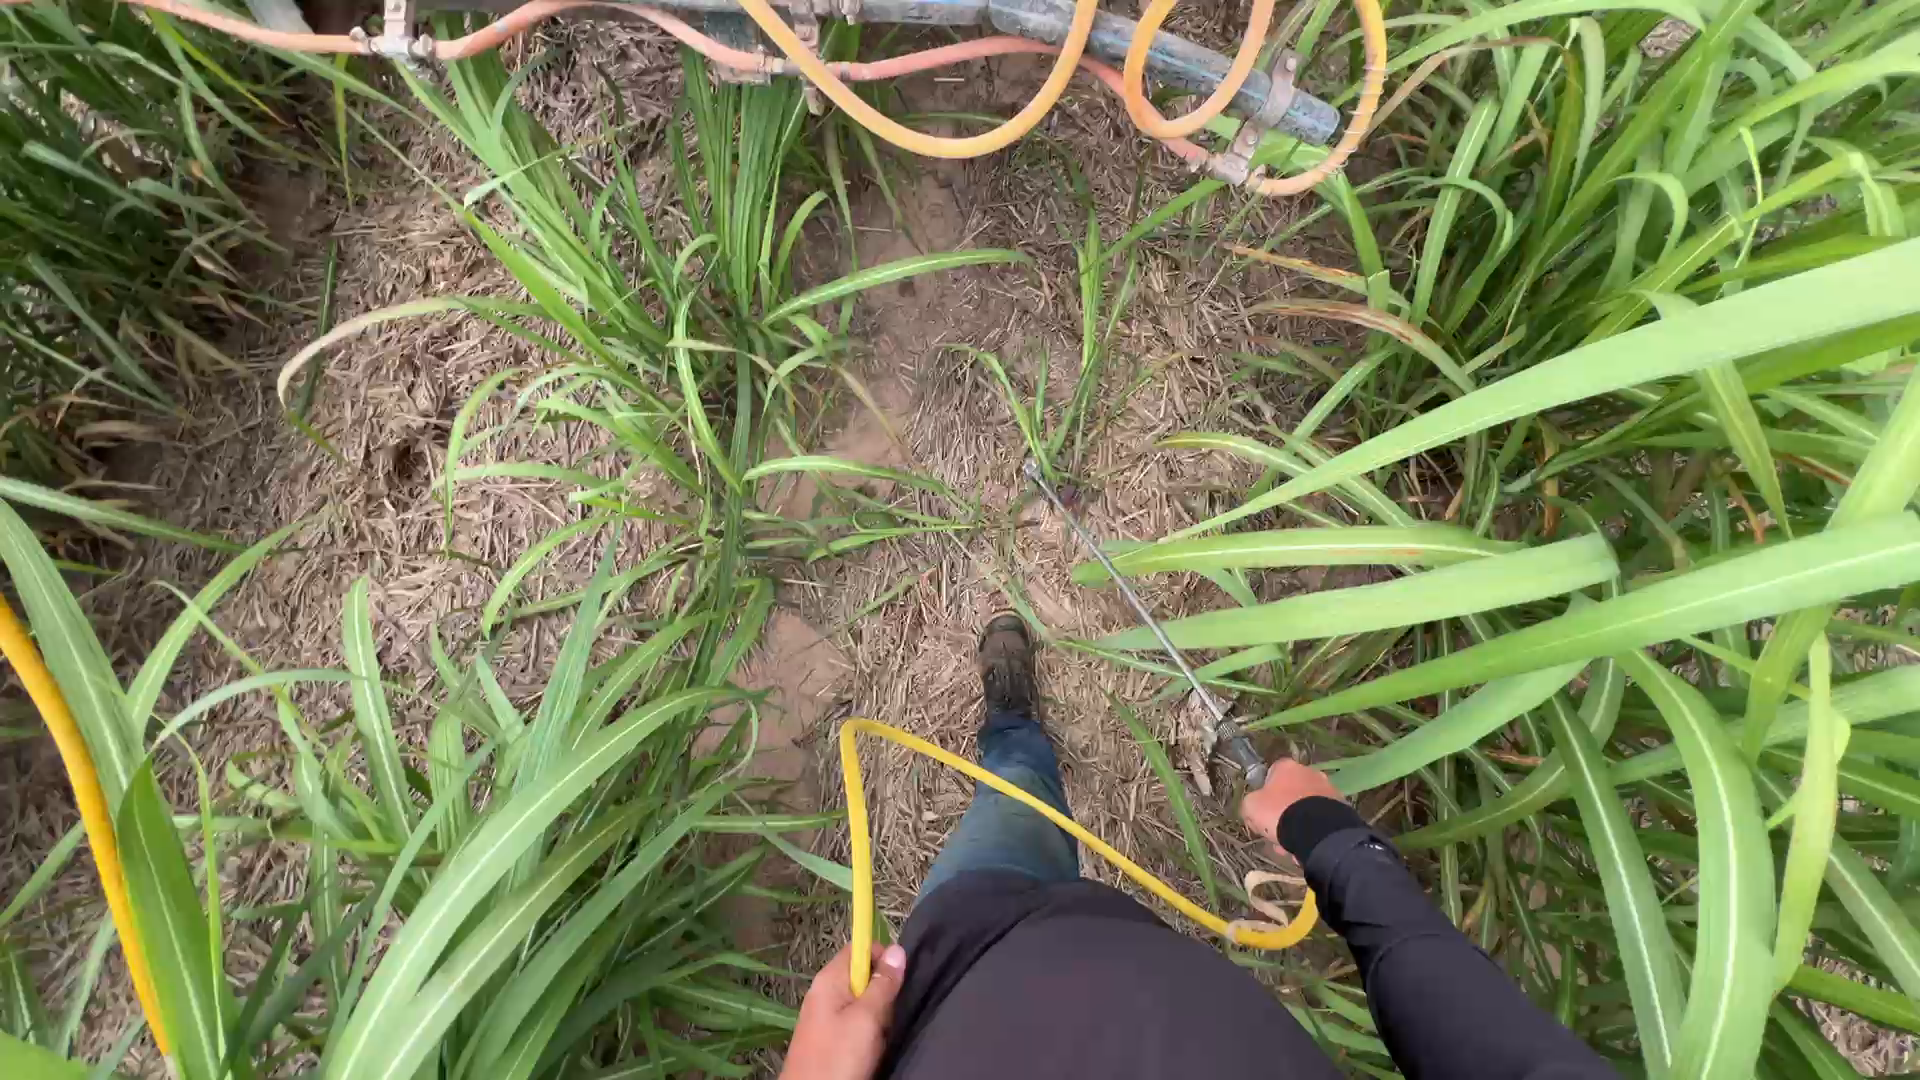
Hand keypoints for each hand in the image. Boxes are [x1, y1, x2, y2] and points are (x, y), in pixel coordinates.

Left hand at [778, 942, 907, 1079]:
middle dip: (880, 995)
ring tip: (876, 1040)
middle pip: (862, 977)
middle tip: (884, 1018)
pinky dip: (866, 1036)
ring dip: (876, 1020)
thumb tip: (897, 949)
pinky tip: (868, 1053)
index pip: (858, 948)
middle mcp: (825, 992)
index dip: (881, 957)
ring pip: (862, 1005)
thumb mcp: (867, 1018)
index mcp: (829, 979)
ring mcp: (825, 1017)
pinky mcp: (828, 1039)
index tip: (896, 979)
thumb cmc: (837, 1058)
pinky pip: (855, 1025)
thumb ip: (883, 984)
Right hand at [1240, 758, 1344, 846]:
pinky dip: (1315, 831)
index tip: (1263, 810)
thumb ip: (1251, 803)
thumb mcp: (1251, 807)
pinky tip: (1308, 846)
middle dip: (1283, 813)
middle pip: (1291, 793)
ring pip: (1307, 809)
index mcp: (1286, 767)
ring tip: (1293, 846)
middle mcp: (1309, 772)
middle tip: (1277, 833)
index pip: (1272, 773)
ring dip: (1299, 825)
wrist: (1319, 832)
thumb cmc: (1279, 813)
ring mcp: (1329, 790)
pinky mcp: (1343, 809)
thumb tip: (1256, 807)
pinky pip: (1323, 820)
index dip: (1265, 793)